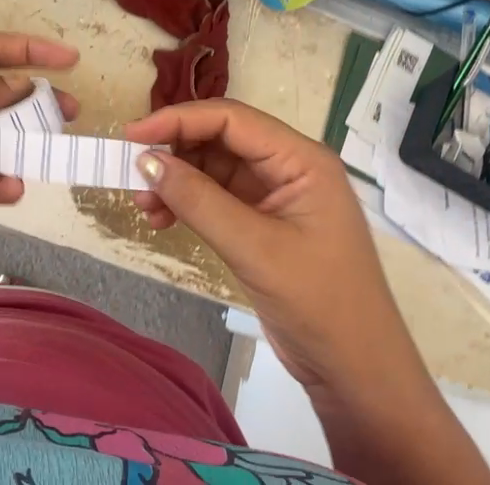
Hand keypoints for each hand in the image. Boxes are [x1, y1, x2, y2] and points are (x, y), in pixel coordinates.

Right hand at [126, 100, 420, 392]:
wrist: (356, 370)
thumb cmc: (319, 302)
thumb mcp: (254, 248)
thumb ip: (199, 200)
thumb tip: (147, 161)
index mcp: (301, 159)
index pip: (231, 119)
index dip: (179, 119)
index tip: (132, 135)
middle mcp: (288, 167)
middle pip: (219, 138)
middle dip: (174, 152)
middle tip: (133, 174)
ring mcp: (275, 195)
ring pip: (212, 168)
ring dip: (176, 181)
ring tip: (144, 207)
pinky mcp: (262, 223)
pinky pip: (215, 197)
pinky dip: (186, 204)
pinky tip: (162, 221)